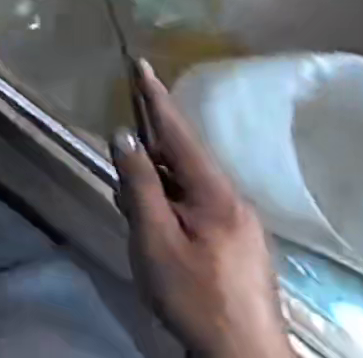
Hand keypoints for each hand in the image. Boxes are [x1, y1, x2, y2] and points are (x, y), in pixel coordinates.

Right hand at [113, 62, 289, 357]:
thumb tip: (124, 135)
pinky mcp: (237, 244)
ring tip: (137, 217)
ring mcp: (239, 223)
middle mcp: (232, 199)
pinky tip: (158, 233)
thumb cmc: (195, 298)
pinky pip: (195, 206)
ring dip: (156, 189)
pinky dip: (170, 207)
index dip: (156, 97)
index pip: (177, 131)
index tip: (142, 63)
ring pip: (186, 186)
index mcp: (215, 192)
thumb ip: (139, 183)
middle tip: (123, 177)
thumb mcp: (155, 240)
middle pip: (181, 159)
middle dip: (148, 158)